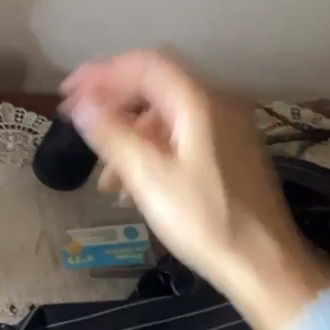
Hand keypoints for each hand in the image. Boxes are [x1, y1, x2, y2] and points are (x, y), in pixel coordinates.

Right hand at [60, 51, 329, 329]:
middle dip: (111, 104)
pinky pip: (179, 138)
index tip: (67, 92)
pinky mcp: (228, 154)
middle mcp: (217, 107)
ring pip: (164, 117)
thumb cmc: (203, 219)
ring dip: (127, 135)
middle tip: (77, 123)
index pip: (144, 66)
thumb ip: (112, 134)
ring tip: (104, 176)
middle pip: (154, 88)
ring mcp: (226, 130)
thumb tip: (81, 104)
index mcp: (199, 104)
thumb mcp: (148, 176)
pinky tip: (133, 185)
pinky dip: (149, 151)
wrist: (262, 262)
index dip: (101, 73)